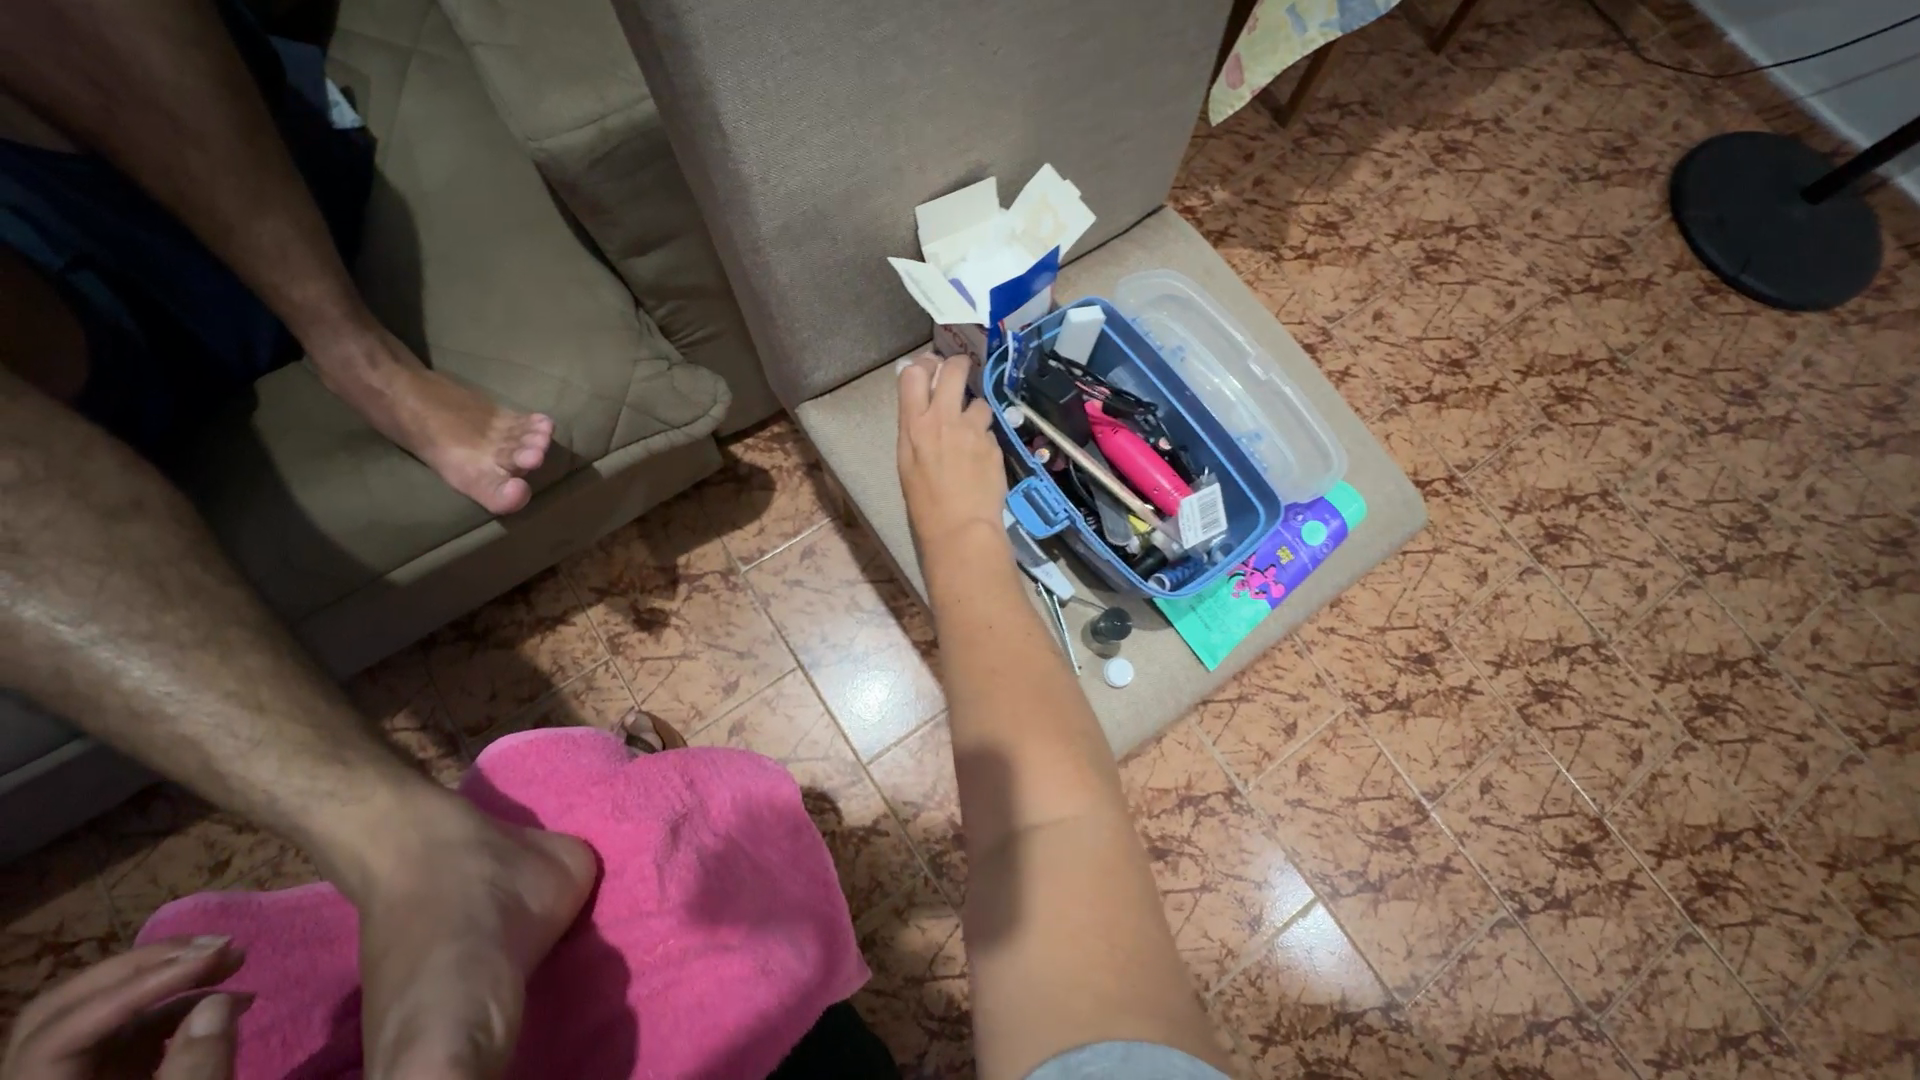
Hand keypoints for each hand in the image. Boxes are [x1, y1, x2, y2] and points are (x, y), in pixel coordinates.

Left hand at [2, 937, 247, 1079]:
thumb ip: (193, 1070)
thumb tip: (221, 1001)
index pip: (61, 1031)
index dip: (137, 987)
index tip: (215, 957)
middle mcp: (38, 1079)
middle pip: (67, 1006)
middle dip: (145, 966)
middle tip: (216, 946)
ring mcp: (72, 1074)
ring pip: (103, 1009)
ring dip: (170, 976)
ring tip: (233, 958)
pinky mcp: (106, 1072)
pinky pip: (133, 1028)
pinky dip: (182, 1003)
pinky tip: (231, 998)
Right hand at [895, 353, 1009, 568]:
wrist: (960, 527)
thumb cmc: (924, 501)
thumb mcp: (906, 462)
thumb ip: (914, 429)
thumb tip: (921, 408)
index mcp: (914, 424)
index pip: (914, 373)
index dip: (924, 365)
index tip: (930, 369)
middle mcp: (944, 418)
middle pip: (954, 368)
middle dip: (958, 365)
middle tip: (959, 374)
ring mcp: (973, 429)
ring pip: (979, 401)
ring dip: (975, 412)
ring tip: (971, 434)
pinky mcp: (994, 444)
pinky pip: (990, 432)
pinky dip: (986, 441)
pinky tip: (981, 461)